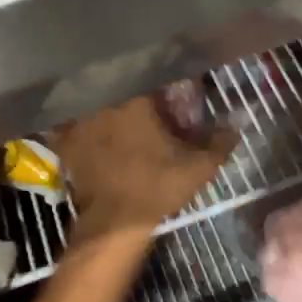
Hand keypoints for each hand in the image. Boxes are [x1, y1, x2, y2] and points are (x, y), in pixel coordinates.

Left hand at [50, 95, 237, 234]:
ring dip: (108, 105)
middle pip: (122, 87)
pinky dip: (82, 123)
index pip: (154, 78)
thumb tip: (237, 122)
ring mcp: (78, 119)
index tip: (177, 98)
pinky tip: (92, 130)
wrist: (114, 223)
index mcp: (135, 98)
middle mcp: (103, 100)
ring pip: (96, 100)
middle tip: (152, 108)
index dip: (168, 87)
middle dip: (137, 93)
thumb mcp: (199, 166)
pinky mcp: (64, 141)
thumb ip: (220, 140)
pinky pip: (72, 122)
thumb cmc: (157, 187)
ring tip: (122, 118)